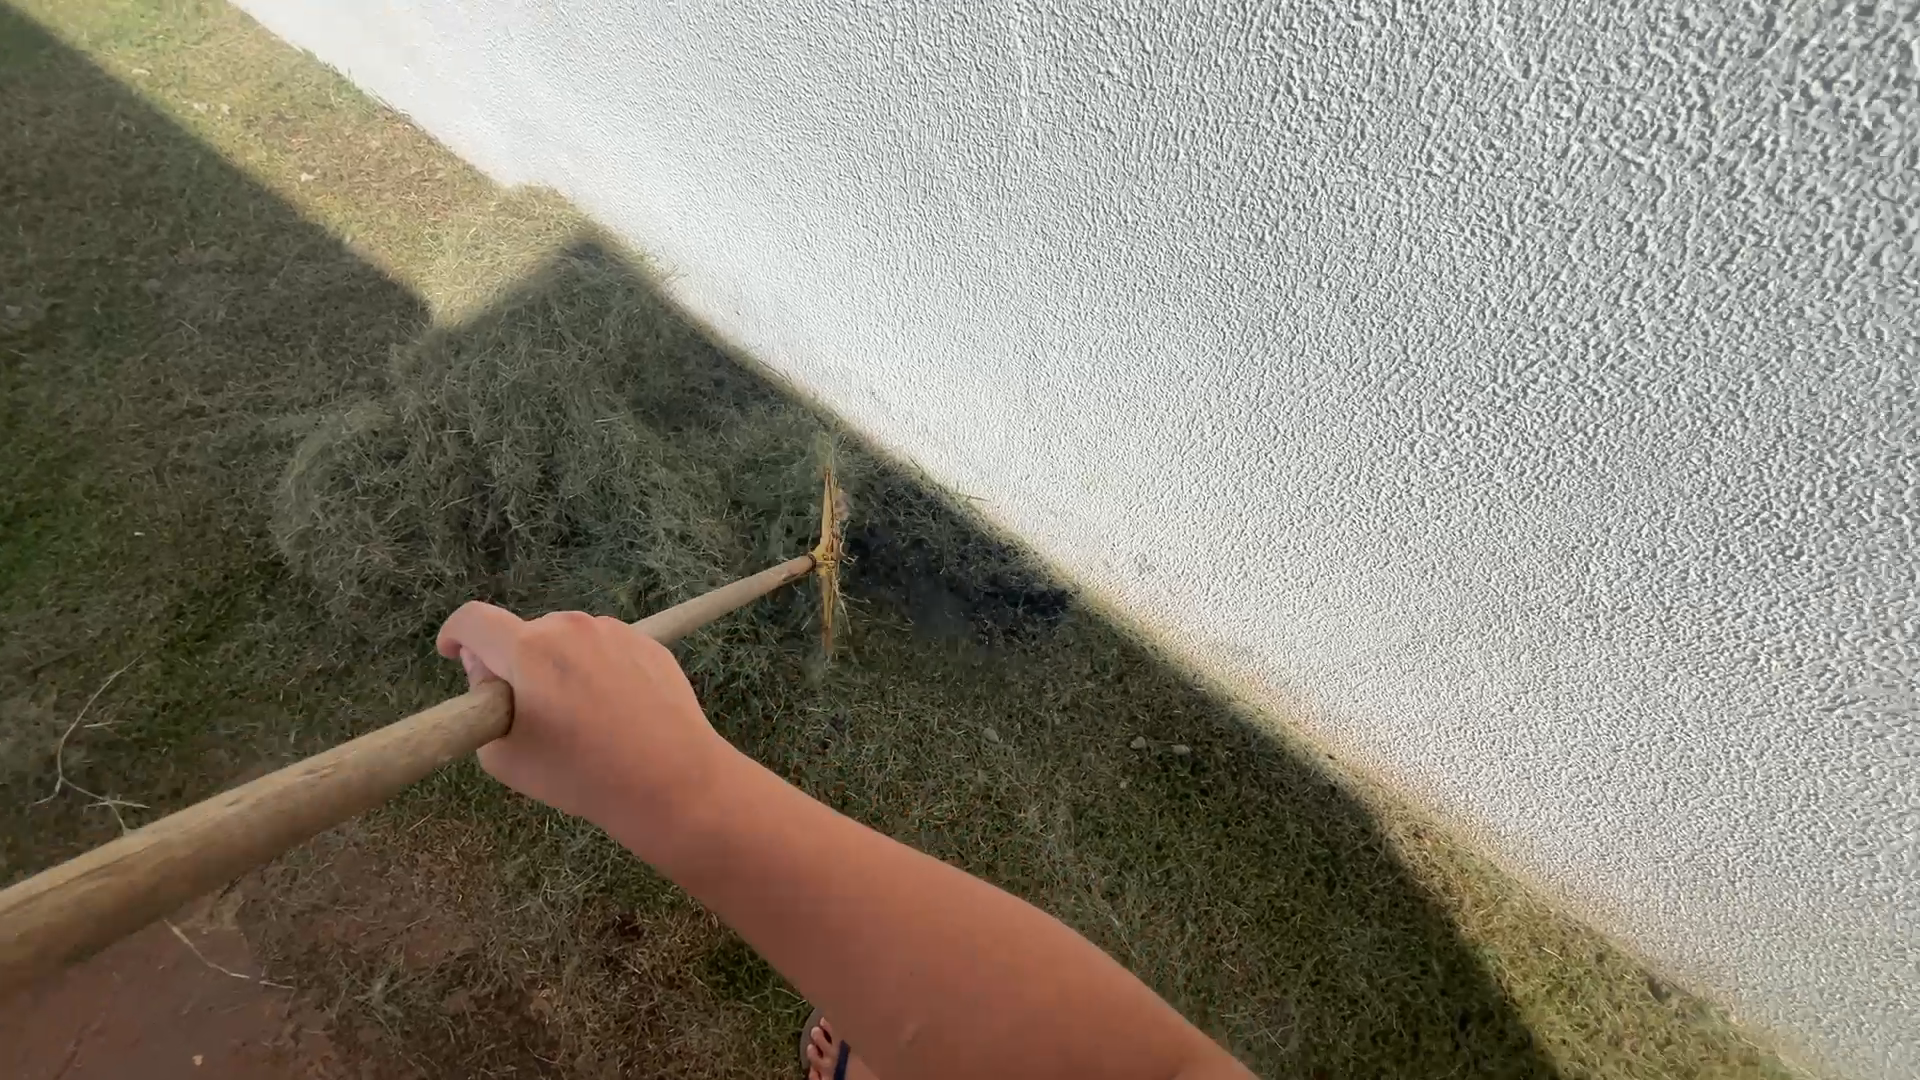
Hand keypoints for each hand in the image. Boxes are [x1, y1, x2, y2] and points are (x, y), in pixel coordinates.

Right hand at [436, 602, 734, 847]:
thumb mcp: (504, 753)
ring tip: (580, 715)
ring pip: (572, 640)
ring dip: (562, 664)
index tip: (454, 653)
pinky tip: (615, 708)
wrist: (668, 774)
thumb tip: (488, 668)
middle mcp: (574, 627)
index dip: (456, 634)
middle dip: (518, 662)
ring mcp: (618, 632)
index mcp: (529, 649)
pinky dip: (600, 669)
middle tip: (529, 708)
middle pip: (529, 633)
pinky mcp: (651, 644)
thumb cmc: (579, 772)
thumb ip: (482, 700)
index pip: (475, 619)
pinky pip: (609, 649)